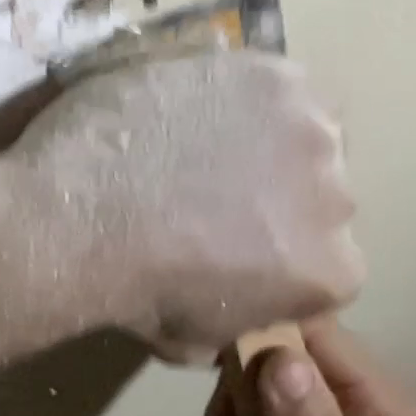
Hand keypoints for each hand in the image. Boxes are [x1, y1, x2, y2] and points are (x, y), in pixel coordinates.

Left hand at [0, 53, 363, 359]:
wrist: (77, 220)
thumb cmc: (129, 291)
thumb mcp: (197, 339)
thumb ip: (243, 316)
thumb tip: (239, 302)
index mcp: (334, 273)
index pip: (326, 252)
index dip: (280, 237)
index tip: (237, 225)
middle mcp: (339, 200)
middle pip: (319, 183)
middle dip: (275, 183)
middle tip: (213, 177)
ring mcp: (309, 131)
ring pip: (305, 123)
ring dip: (267, 128)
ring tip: (199, 132)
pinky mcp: (270, 75)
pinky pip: (272, 75)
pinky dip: (240, 86)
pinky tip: (193, 99)